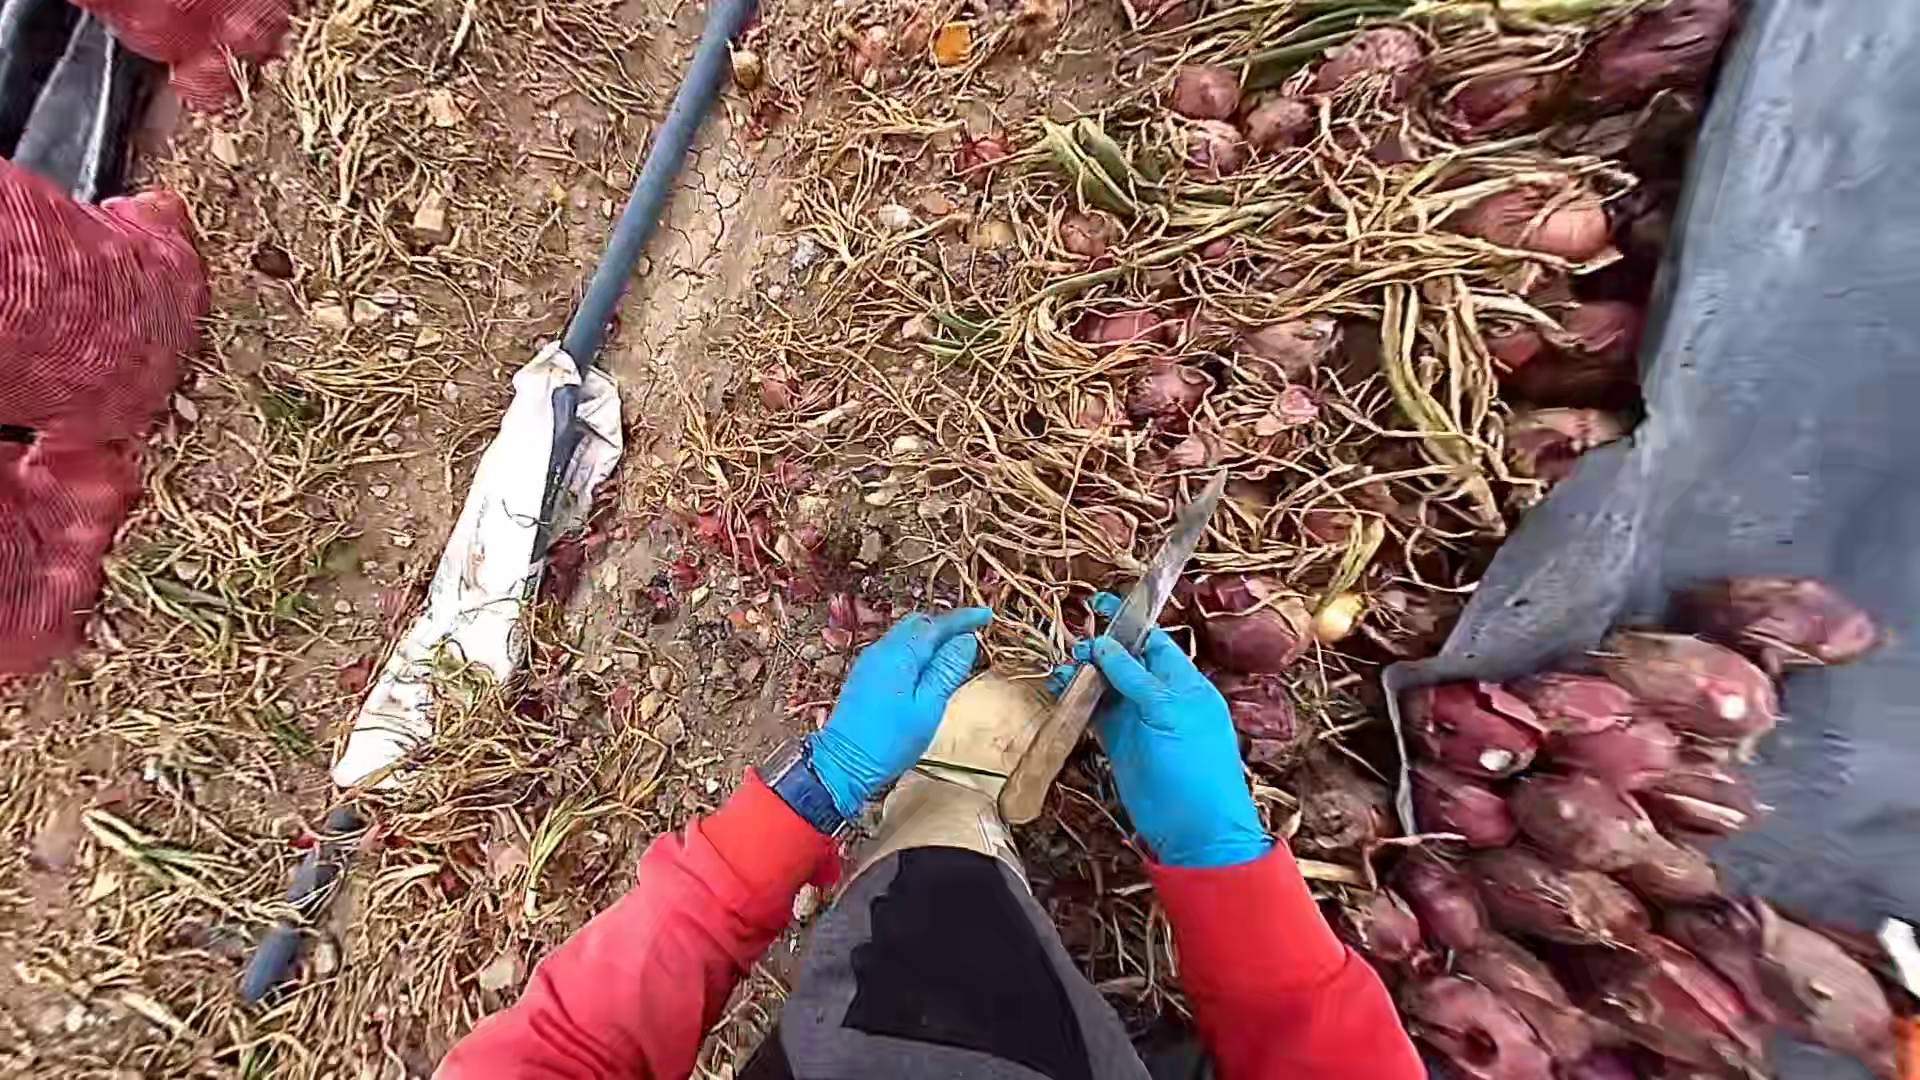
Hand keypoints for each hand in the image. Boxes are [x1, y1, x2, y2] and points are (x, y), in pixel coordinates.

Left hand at [807, 607, 994, 815]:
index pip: (936, 625)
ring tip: (955, 651)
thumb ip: (947, 670)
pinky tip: (929, 666)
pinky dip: (918, 648)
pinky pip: (897, 647)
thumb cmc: (890, 740)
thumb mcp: (929, 707)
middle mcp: (883, 649)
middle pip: (919, 623)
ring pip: (907, 634)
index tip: (987, 616)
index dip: (963, 618)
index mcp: (900, 654)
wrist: (843, 763)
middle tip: (973, 633)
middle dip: (947, 624)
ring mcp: (871, 659)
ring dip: (932, 636)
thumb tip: (966, 640)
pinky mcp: (866, 672)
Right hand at [1073, 593, 1270, 867]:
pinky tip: (1060, 689)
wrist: (1193, 829)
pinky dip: (1076, 699)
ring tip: (1064, 671)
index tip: (1102, 605)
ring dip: (1084, 673)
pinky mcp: (1116, 739)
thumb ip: (1134, 676)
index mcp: (1182, 682)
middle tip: (1078, 652)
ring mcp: (1135, 717)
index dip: (1128, 624)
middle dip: (1099, 649)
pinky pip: (1093, 710)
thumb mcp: (1167, 711)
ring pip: (1105, 683)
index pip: (1153, 641)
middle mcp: (1157, 695)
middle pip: (1124, 660)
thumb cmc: (1193, 765)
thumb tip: (1103, 644)